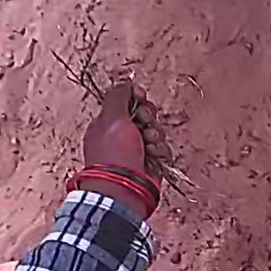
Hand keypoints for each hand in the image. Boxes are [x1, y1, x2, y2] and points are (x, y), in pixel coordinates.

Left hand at [78, 82, 154, 216]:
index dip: (136, 97)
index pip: (126, 101)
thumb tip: (125, 83)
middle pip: (144, 114)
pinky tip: (153, 156)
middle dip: (148, 116)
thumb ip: (118, 96)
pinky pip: (163, 149)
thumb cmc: (114, 153)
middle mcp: (121, 136)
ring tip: (148, 144)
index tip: (140, 96)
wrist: (125, 187)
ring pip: (156, 131)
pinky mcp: (151, 163)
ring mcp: (136, 150)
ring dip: (155, 135)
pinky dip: (160, 151)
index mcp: (107, 123)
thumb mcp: (112, 118)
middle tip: (144, 123)